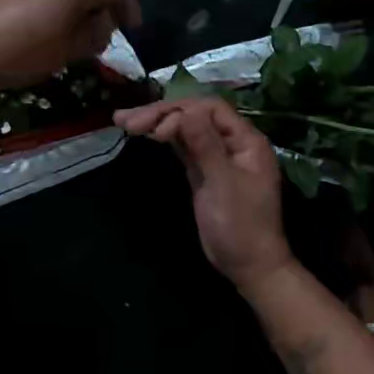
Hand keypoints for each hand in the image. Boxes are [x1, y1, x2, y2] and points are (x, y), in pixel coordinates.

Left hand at [0, 0, 139, 91]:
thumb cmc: (20, 51)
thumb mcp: (70, 50)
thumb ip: (95, 34)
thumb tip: (102, 24)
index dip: (129, 4)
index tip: (132, 29)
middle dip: (104, 7)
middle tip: (105, 37)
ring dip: (81, 9)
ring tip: (78, 39)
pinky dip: (59, 8)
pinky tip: (50, 34)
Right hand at [115, 97, 296, 288]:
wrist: (249, 263)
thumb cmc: (241, 224)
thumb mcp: (222, 183)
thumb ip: (206, 145)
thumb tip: (187, 110)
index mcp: (247, 142)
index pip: (212, 109)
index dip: (180, 110)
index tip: (150, 126)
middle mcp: (234, 144)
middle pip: (197, 117)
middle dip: (163, 115)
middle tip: (125, 121)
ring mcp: (219, 159)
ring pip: (189, 131)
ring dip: (160, 124)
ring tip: (125, 123)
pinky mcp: (206, 173)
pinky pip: (187, 148)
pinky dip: (168, 140)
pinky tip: (148, 135)